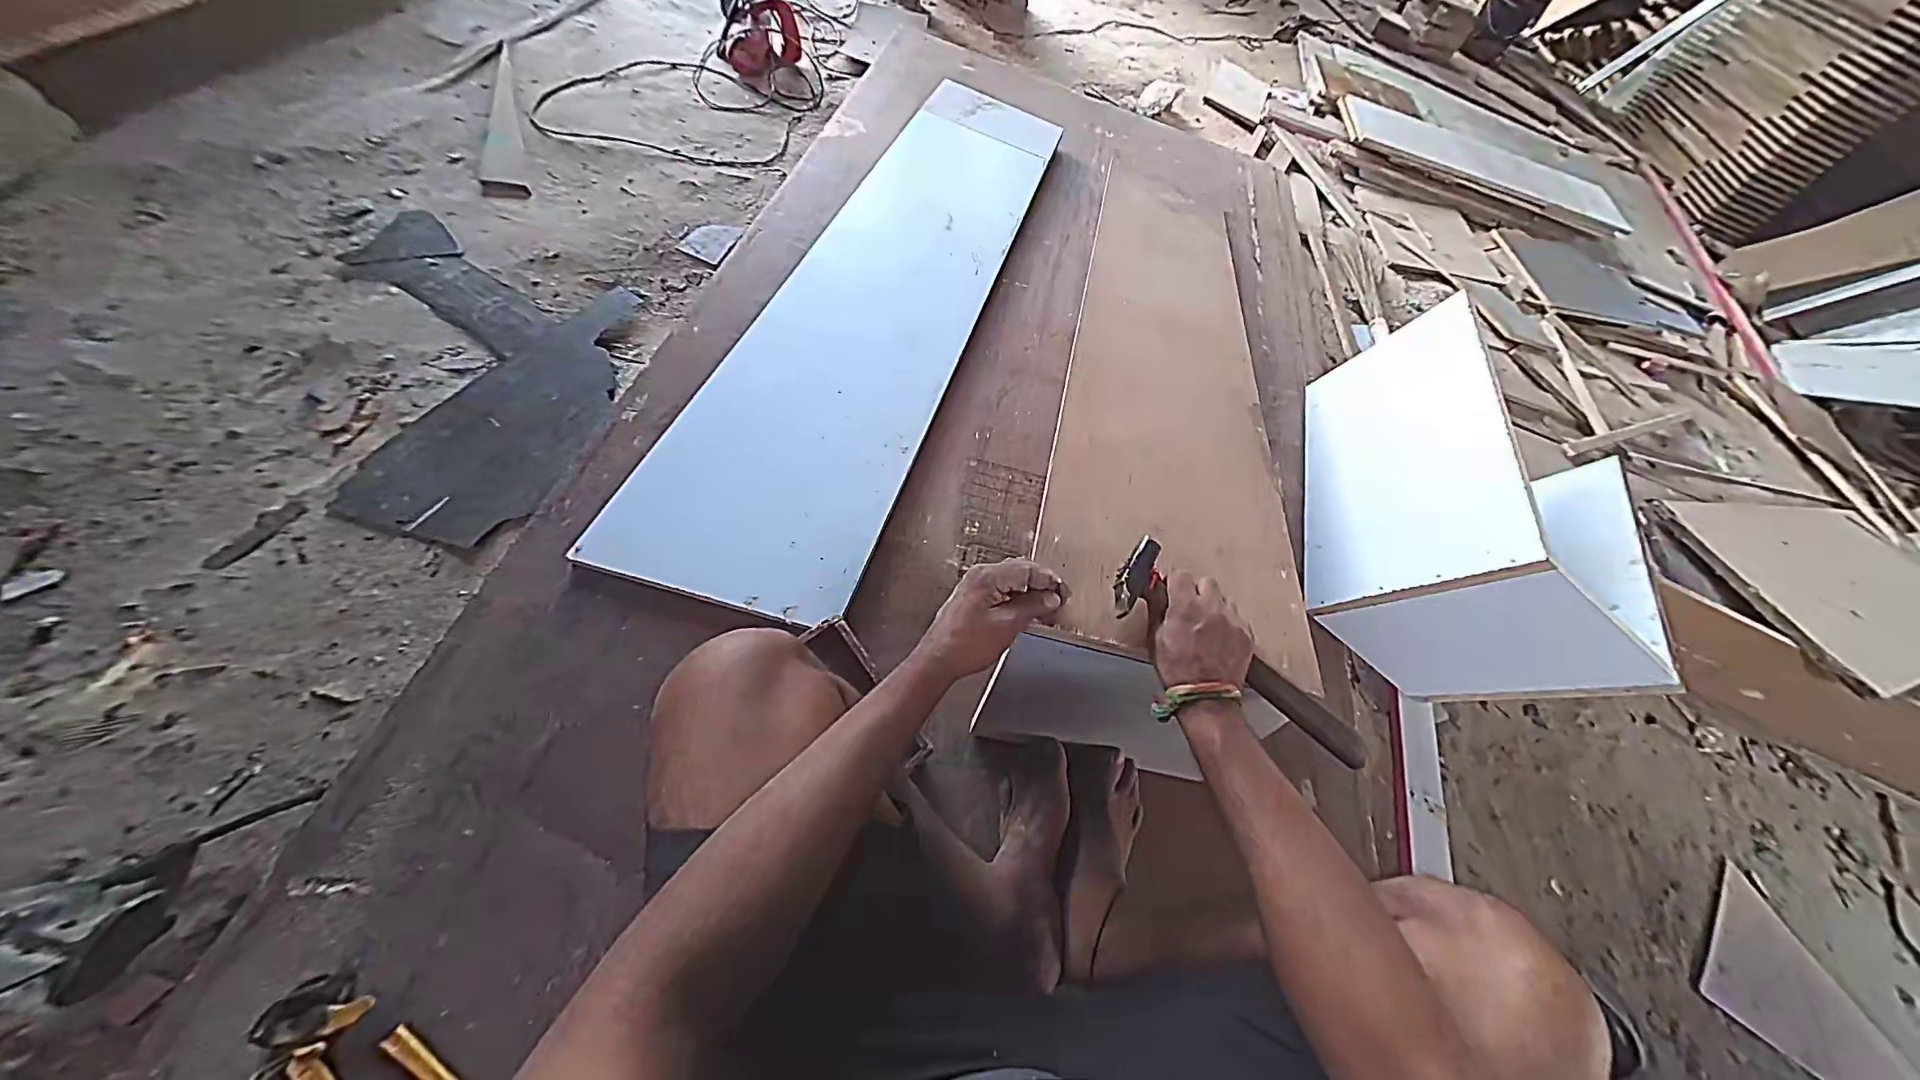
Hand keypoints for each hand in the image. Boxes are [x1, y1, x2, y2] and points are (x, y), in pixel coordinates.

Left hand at [916, 559, 1069, 679]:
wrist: (938, 660)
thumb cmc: (964, 645)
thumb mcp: (1007, 625)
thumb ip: (1032, 607)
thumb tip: (1051, 598)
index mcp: (988, 577)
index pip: (1028, 569)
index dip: (1050, 581)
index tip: (1064, 594)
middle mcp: (980, 576)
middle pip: (1021, 572)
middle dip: (1042, 587)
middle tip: (1059, 602)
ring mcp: (975, 586)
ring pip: (1012, 582)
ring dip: (1031, 594)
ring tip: (1047, 612)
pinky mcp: (973, 598)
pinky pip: (1002, 591)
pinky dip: (1018, 599)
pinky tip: (1027, 613)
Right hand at [1149, 570, 1254, 687]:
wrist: (1206, 696)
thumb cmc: (1178, 672)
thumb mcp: (1155, 639)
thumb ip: (1157, 610)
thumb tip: (1154, 591)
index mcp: (1185, 607)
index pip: (1181, 575)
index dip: (1174, 583)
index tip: (1171, 590)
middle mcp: (1211, 608)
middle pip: (1206, 582)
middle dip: (1196, 591)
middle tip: (1188, 607)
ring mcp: (1232, 620)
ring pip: (1223, 599)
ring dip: (1213, 606)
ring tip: (1205, 625)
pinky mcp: (1245, 633)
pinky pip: (1236, 617)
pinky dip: (1226, 622)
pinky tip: (1217, 637)